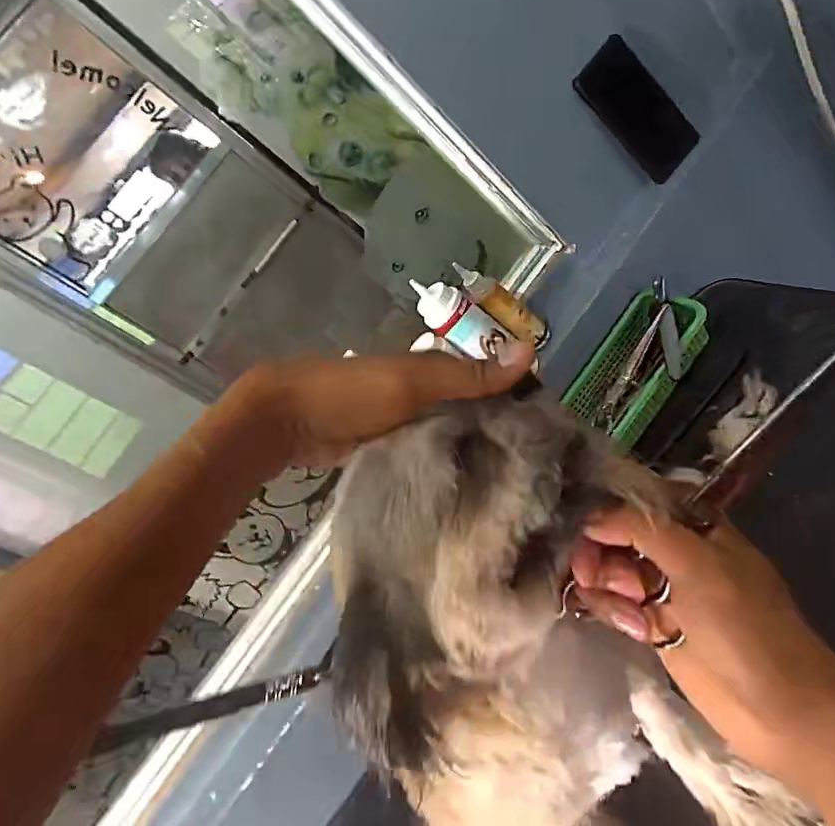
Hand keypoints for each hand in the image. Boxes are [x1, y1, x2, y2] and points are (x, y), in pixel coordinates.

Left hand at [207, 340, 536, 472]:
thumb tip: (532, 349)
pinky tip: (469, 486)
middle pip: (474, 408)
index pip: (489, 377)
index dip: (518, 395)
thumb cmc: (351, 392)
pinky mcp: (392, 449)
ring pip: (453, 433)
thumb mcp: (414, 382)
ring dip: (474, 449)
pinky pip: (430, 453)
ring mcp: (408, 421)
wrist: (285, 422)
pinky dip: (447, 463)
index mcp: (434, 365)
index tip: (549, 428)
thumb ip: (468, 375)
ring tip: (512, 482)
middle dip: (500, 428)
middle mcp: (426, 390)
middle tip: (536, 465)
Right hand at [569, 509, 834, 780]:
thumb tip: (588, 517)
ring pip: (608, 567)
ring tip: (632, 614)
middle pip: (613, 531)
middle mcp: (673, 544)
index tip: (581, 527)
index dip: (603, 508)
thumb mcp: (696, 561)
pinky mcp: (652, 623)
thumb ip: (641, 528)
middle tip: (593, 574)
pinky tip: (637, 631)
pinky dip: (613, 611)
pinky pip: (612, 602)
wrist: (779, 707)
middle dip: (599, 551)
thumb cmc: (744, 623)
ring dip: (606, 585)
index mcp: (692, 518)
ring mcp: (661, 584)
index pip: (633, 497)